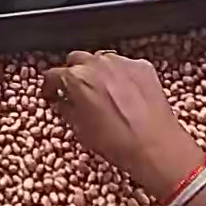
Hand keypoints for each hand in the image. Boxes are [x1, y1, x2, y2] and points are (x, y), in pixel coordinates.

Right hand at [41, 50, 205, 195]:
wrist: (155, 147)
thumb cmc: (118, 143)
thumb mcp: (81, 130)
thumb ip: (66, 108)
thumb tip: (61, 101)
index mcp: (77, 79)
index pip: (53, 74)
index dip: (49, 85)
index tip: (51, 92)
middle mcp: (97, 64)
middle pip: (76, 60)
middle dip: (72, 73)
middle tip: (74, 90)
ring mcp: (122, 63)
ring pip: (100, 59)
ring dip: (95, 70)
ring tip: (99, 90)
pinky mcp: (142, 67)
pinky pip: (123, 64)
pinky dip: (119, 73)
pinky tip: (122, 91)